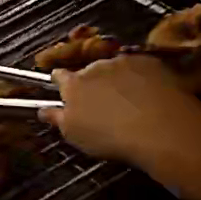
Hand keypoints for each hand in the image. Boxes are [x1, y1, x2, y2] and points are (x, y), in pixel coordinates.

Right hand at [40, 55, 200, 163]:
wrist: (157, 127)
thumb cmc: (109, 136)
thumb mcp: (75, 134)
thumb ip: (57, 118)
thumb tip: (43, 110)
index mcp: (74, 85)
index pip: (59, 76)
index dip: (60, 81)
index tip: (62, 87)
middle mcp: (96, 67)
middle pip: (90, 71)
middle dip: (94, 82)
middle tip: (104, 103)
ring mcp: (123, 62)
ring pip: (116, 68)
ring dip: (118, 79)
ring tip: (131, 102)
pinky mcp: (149, 63)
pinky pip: (141, 68)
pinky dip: (142, 78)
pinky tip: (151, 96)